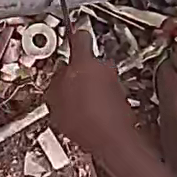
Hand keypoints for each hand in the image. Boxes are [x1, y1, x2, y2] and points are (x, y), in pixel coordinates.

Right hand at [44, 28, 148, 163]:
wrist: (112, 141)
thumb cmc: (86, 120)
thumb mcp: (55, 99)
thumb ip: (55, 81)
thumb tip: (57, 76)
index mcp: (84, 61)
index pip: (79, 36)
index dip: (72, 36)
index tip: (68, 35)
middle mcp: (103, 67)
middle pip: (87, 60)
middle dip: (76, 70)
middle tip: (64, 83)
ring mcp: (115, 82)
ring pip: (97, 77)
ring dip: (87, 86)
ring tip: (74, 105)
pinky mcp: (122, 98)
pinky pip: (105, 92)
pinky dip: (96, 100)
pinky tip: (85, 115)